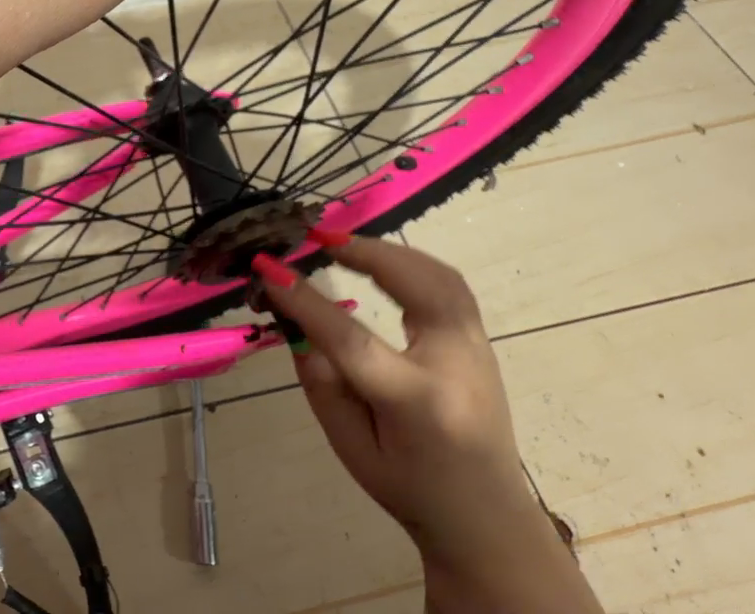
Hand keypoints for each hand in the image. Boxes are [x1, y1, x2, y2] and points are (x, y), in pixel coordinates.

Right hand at [260, 235, 602, 612]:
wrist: (486, 516)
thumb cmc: (410, 489)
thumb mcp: (352, 449)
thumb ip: (322, 385)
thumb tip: (297, 325)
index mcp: (416, 402)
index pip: (351, 339)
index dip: (305, 300)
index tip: (268, 269)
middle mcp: (455, 364)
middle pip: (416, 285)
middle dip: (365, 252)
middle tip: (317, 238)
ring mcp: (477, 348)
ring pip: (440, 276)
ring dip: (390, 251)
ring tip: (344, 242)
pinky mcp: (481, 341)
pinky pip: (450, 284)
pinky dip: (412, 262)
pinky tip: (383, 260)